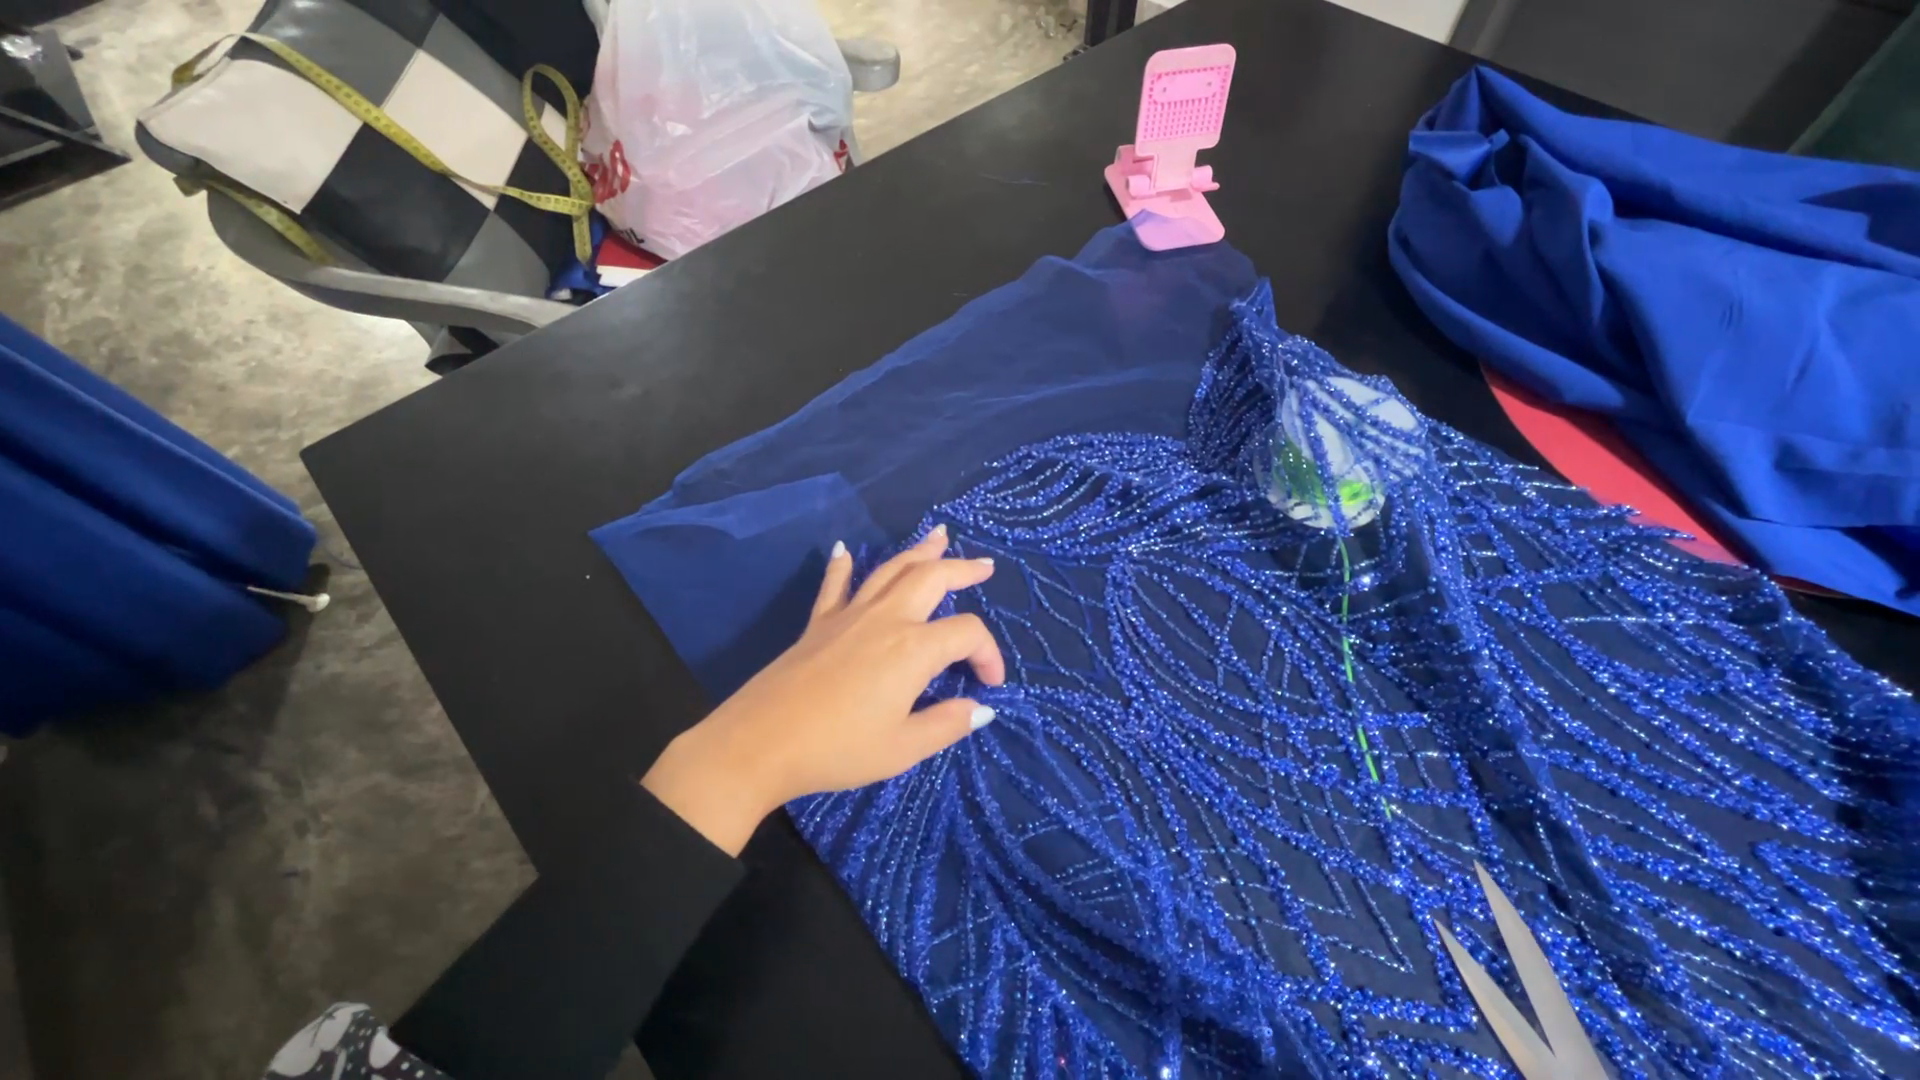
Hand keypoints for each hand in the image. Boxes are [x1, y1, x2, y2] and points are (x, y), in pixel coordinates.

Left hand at [642, 525, 1005, 854]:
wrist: (761, 743)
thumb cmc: (838, 750)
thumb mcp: (903, 749)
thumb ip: (947, 725)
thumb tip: (982, 709)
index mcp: (914, 650)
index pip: (967, 634)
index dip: (988, 654)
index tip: (989, 684)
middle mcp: (886, 620)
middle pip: (932, 578)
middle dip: (962, 569)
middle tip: (984, 566)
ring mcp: (849, 616)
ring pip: (890, 570)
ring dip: (918, 551)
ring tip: (939, 536)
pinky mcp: (818, 623)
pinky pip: (836, 584)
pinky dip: (844, 564)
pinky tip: (844, 549)